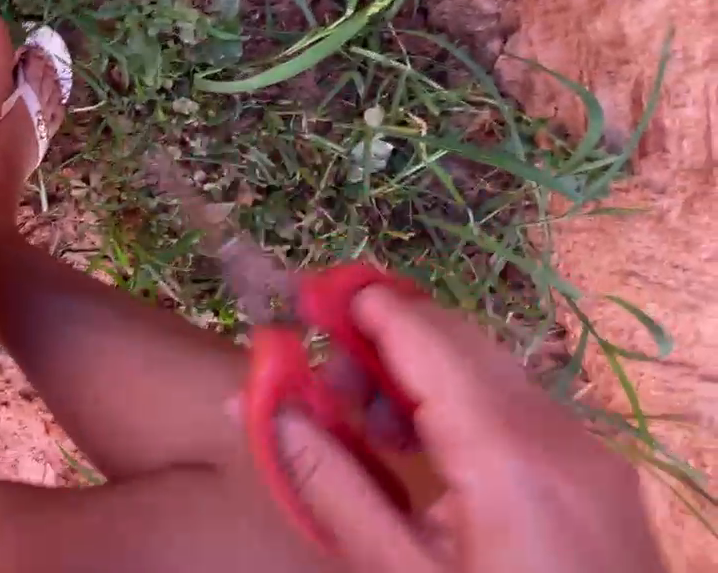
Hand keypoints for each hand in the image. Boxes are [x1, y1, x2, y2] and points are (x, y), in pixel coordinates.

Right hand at [287, 288, 666, 572]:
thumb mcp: (399, 570)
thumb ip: (324, 478)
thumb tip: (251, 399)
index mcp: (511, 457)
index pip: (424, 335)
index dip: (357, 303)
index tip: (296, 296)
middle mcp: (560, 435)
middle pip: (452, 336)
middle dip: (374, 338)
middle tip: (321, 381)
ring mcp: (585, 452)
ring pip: (478, 362)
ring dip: (406, 368)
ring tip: (363, 422)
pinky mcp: (591, 472)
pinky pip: (505, 398)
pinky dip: (445, 396)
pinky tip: (413, 442)